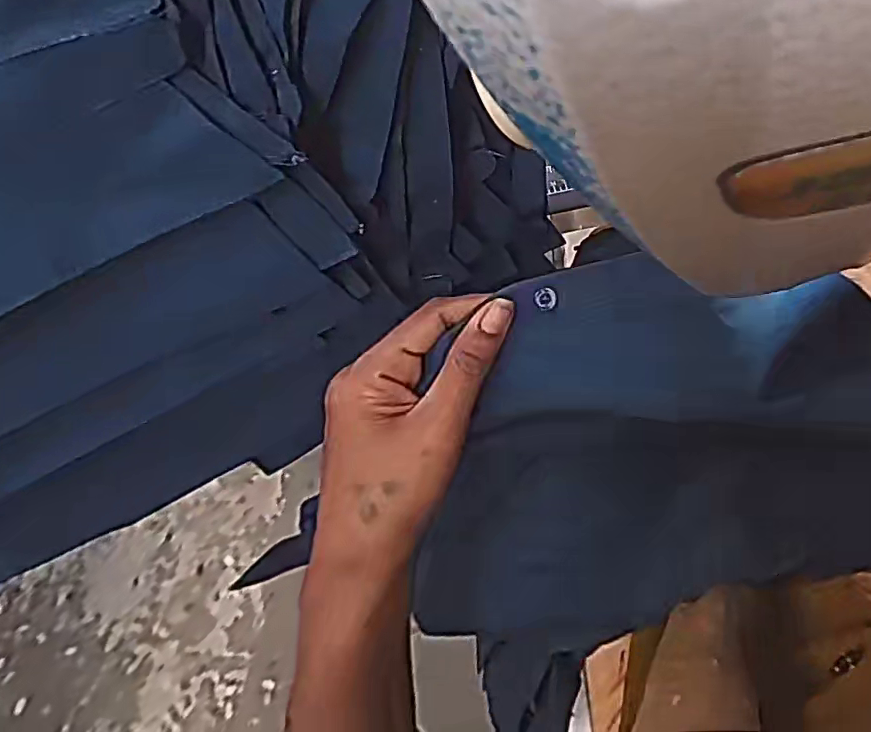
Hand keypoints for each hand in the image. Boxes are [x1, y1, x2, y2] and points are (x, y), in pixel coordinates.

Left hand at [312, 295, 514, 581]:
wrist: (364, 562)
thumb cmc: (391, 502)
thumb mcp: (440, 423)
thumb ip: (469, 362)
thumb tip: (495, 314)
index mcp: (364, 373)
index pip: (428, 318)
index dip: (472, 308)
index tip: (511, 309)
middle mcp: (359, 379)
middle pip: (424, 332)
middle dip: (468, 328)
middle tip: (511, 331)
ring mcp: (366, 399)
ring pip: (423, 355)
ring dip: (460, 352)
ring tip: (497, 353)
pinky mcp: (378, 417)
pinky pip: (418, 378)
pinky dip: (448, 375)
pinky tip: (470, 383)